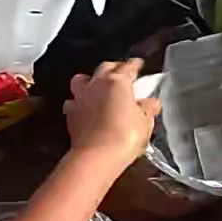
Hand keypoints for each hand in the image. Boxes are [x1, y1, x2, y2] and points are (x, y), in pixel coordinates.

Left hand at [63, 59, 159, 173]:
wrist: (96, 156)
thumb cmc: (125, 136)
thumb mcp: (145, 122)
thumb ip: (147, 109)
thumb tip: (151, 103)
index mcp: (117, 81)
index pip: (128, 67)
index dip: (135, 65)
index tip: (138, 64)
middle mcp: (96, 84)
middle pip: (104, 68)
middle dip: (114, 68)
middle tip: (122, 74)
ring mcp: (80, 98)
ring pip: (82, 80)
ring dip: (90, 82)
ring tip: (98, 88)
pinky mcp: (70, 115)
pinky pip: (73, 102)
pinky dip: (79, 103)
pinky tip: (85, 109)